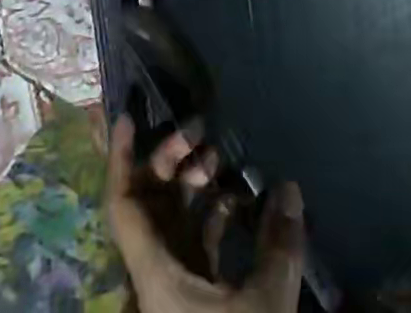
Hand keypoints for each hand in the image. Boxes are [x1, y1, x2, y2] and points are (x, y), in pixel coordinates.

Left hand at [106, 114, 306, 312]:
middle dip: (169, 161)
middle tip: (199, 132)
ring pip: (174, 216)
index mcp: (153, 271)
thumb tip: (290, 189)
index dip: (119, 159)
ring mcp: (176, 279)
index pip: (123, 205)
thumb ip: (278, 246)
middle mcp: (156, 269)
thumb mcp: (264, 307)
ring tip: (221, 159)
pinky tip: (240, 199)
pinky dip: (214, 212)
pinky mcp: (197, 291)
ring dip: (195, 184)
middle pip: (149, 201)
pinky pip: (196, 236)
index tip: (126, 117)